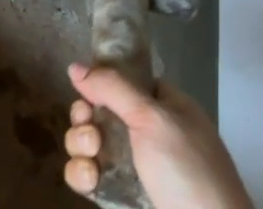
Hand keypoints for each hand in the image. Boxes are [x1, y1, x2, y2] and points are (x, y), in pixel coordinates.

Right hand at [63, 64, 252, 208]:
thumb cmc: (188, 173)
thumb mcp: (154, 119)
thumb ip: (113, 88)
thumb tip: (74, 66)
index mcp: (165, 109)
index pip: (125, 81)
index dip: (101, 82)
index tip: (87, 89)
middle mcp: (147, 134)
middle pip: (98, 111)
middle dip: (84, 116)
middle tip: (90, 129)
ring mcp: (132, 167)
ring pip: (88, 142)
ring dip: (79, 144)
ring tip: (92, 156)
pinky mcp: (119, 195)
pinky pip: (86, 174)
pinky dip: (81, 174)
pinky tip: (90, 179)